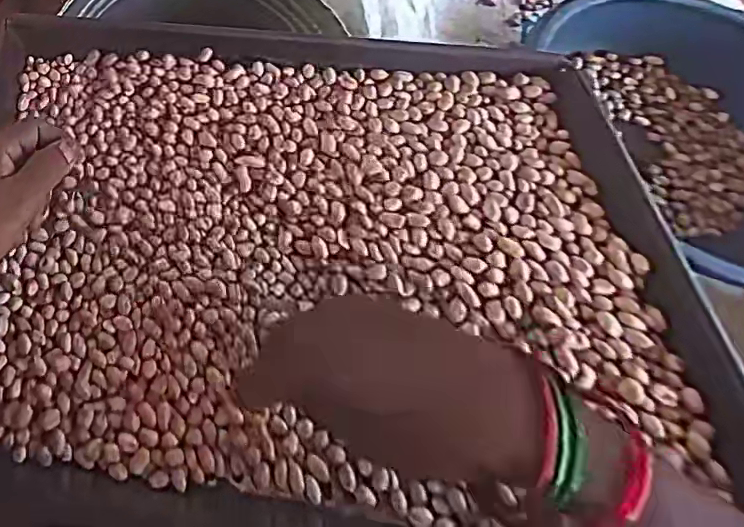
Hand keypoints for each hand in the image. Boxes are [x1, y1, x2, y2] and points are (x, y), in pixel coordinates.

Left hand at [0, 118, 74, 282]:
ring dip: (32, 198)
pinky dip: (18, 209)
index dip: (59, 142)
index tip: (74, 170)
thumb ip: (48, 167)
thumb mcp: (21, 198)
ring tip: (26, 223)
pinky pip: (8, 194)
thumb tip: (71, 144)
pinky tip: (14, 231)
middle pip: (30, 150)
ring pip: (21, 176)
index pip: (37, 126)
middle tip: (43, 205)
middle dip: (45, 176)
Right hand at [235, 296, 543, 488]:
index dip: (251, 387)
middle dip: (273, 363)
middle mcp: (323, 321)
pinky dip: (326, 337)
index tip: (245, 399)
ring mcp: (348, 308)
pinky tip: (343, 359)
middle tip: (273, 388)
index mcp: (315, 358)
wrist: (498, 398)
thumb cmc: (431, 434)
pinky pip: (330, 318)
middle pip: (280, 338)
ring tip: (311, 375)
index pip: (264, 369)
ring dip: (299, 345)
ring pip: (303, 322)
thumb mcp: (366, 440)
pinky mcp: (372, 303)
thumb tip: (300, 393)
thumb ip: (321, 408)